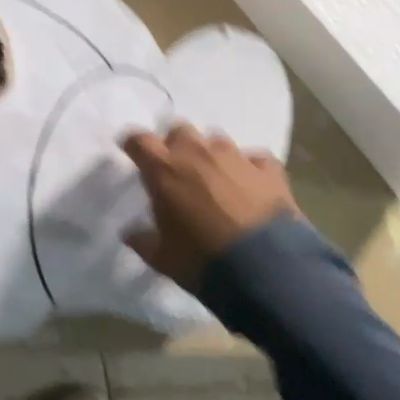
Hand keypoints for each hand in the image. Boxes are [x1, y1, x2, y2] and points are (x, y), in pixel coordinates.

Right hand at [121, 124, 298, 288]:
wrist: (267, 270)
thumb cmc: (202, 260)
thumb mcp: (162, 258)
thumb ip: (143, 240)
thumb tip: (130, 234)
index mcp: (164, 170)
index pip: (139, 140)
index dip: (134, 145)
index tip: (133, 154)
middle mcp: (197, 153)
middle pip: (180, 130)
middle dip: (176, 144)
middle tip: (178, 168)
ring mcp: (235, 158)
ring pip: (217, 140)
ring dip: (211, 154)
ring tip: (216, 177)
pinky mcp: (269, 170)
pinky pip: (256, 159)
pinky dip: (251, 167)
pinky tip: (252, 183)